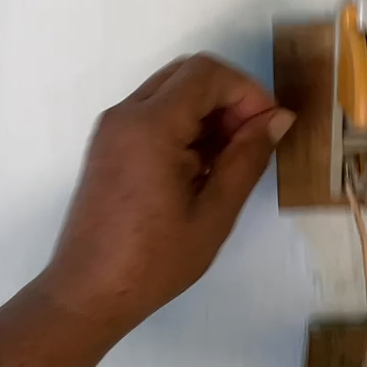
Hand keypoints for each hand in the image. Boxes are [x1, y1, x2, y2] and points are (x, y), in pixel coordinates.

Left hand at [38, 54, 294, 327]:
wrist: (88, 292)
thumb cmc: (155, 260)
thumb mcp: (214, 213)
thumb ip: (247, 158)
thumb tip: (278, 118)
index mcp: (150, 125)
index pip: (207, 73)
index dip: (247, 91)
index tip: (268, 128)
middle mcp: (126, 114)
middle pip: (188, 75)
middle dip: (228, 98)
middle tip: (251, 142)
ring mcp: (112, 128)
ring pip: (171, 91)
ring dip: (207, 112)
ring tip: (228, 161)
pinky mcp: (108, 145)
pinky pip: (153, 113)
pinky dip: (184, 125)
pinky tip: (200, 168)